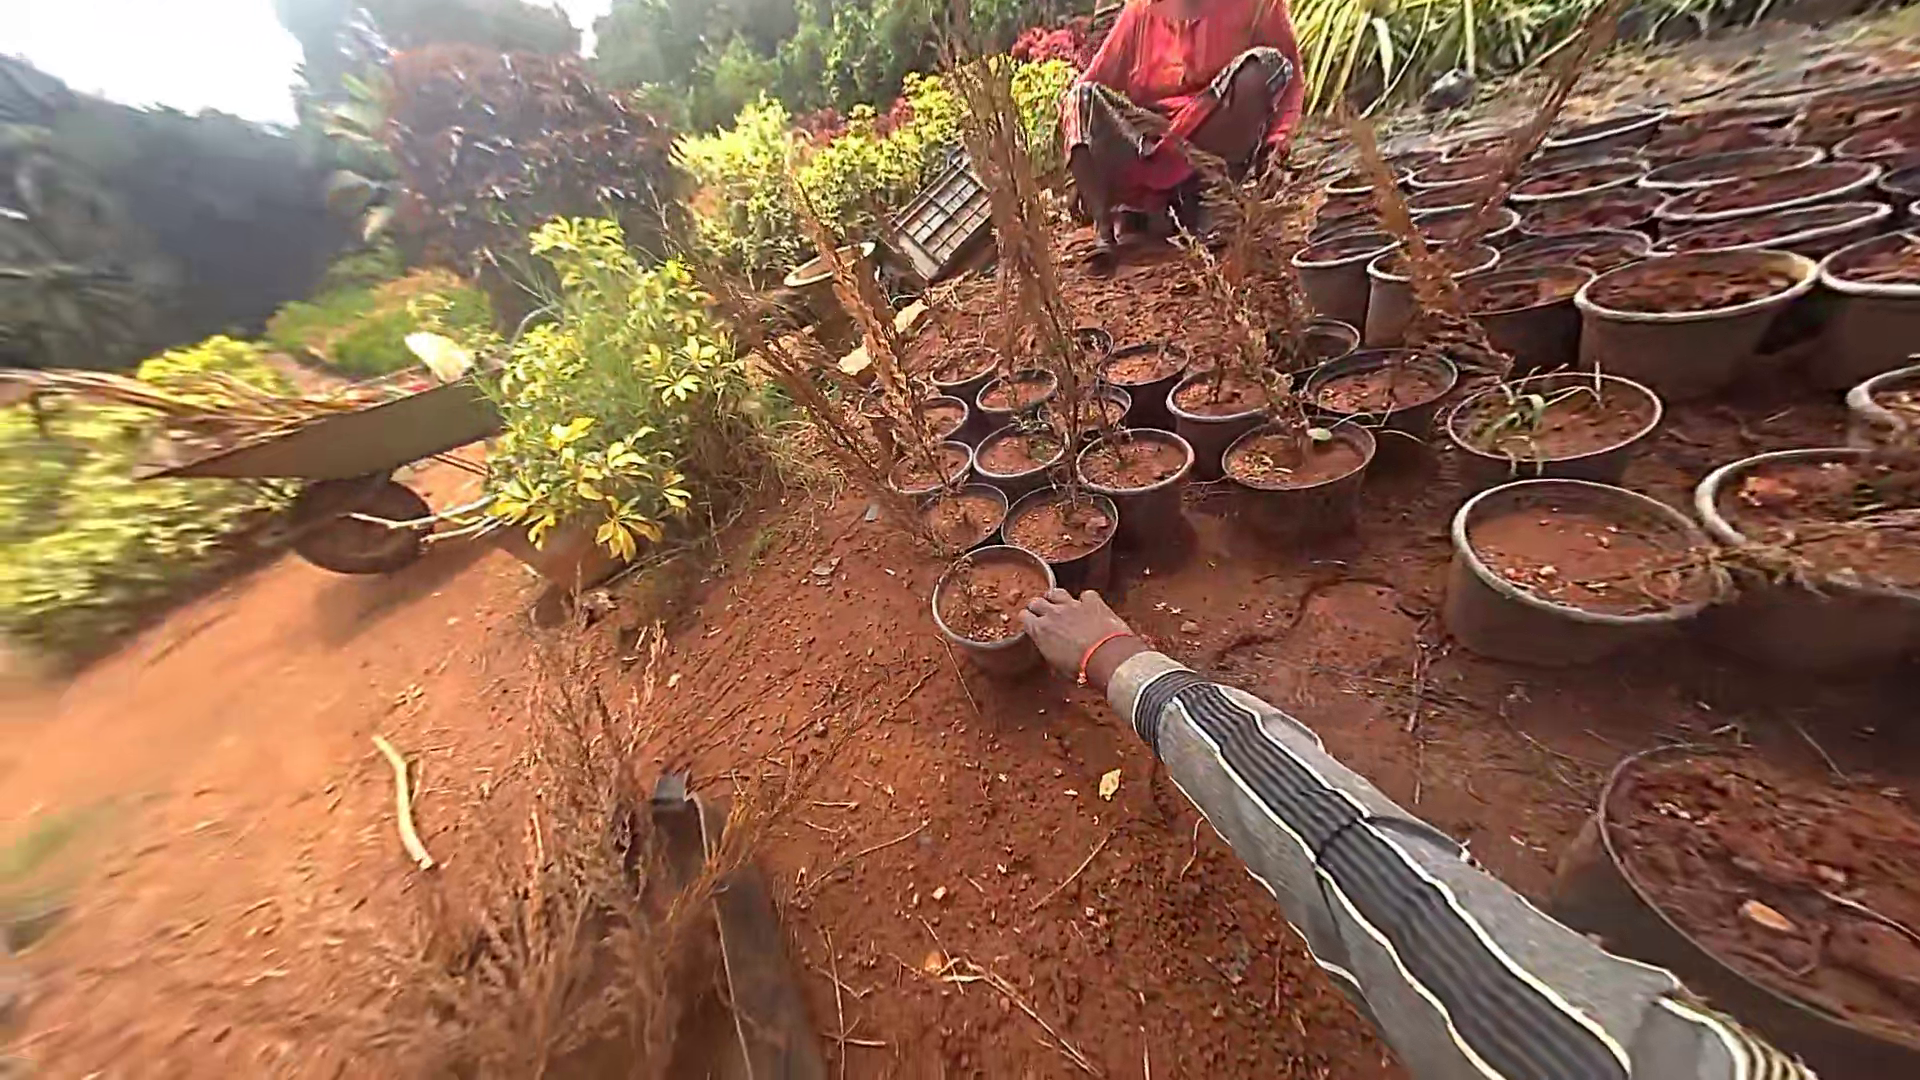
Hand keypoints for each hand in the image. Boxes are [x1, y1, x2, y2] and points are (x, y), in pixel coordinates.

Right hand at [1022, 589, 1143, 689]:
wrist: (1106, 657)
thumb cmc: (1081, 667)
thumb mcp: (1058, 668)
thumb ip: (1051, 654)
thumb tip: (1053, 654)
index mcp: (1040, 630)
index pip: (1024, 616)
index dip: (1026, 619)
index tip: (1029, 622)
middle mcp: (1053, 613)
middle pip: (1037, 601)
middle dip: (1037, 606)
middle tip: (1042, 612)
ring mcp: (1073, 605)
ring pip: (1056, 592)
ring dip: (1055, 597)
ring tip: (1058, 603)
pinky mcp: (1092, 602)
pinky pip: (1086, 595)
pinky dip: (1086, 599)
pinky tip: (1088, 605)